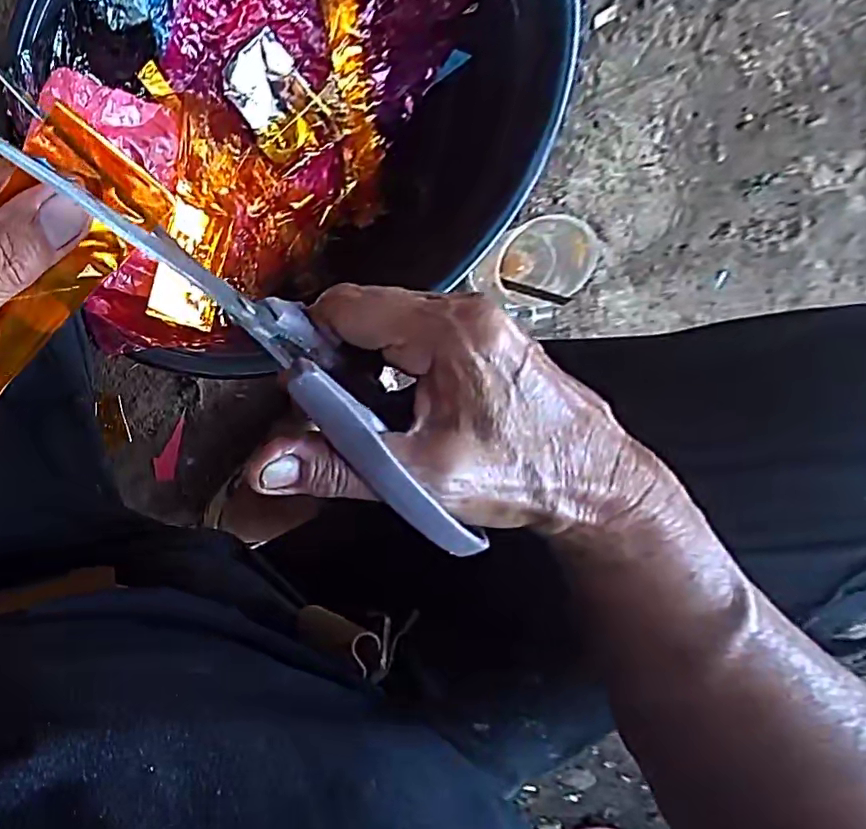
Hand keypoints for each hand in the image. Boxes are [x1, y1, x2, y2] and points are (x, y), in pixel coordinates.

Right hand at [244, 285, 672, 536]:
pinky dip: (377, 367)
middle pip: (361, 312)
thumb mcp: (414, 475)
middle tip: (316, 408)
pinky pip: (406, 338)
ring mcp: (473, 326)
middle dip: (325, 356)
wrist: (598, 484)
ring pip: (382, 325)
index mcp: (450, 331)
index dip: (304, 339)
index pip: (346, 306)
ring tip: (348, 413)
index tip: (288, 378)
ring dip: (350, 364)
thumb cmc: (523, 475)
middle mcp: (464, 315)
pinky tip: (379, 407)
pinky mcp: (475, 343)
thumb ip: (331, 467)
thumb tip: (268, 465)